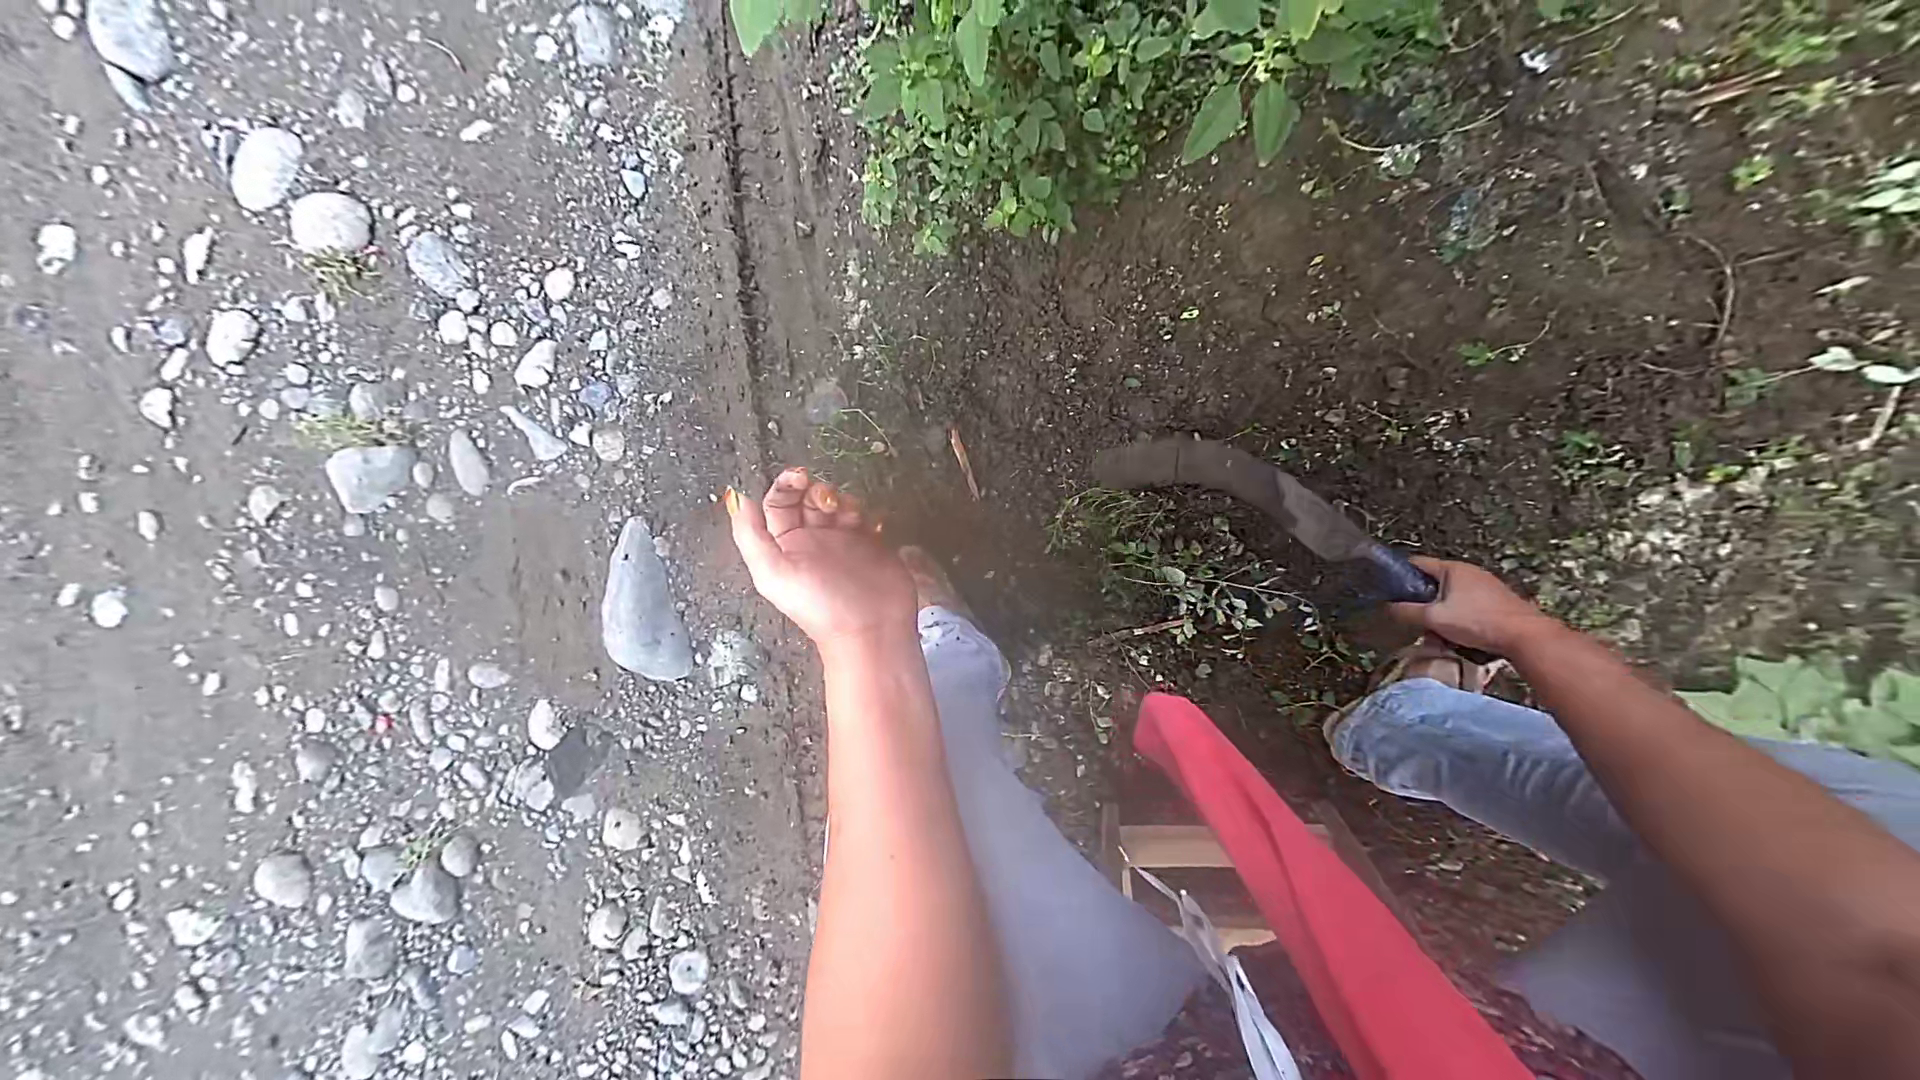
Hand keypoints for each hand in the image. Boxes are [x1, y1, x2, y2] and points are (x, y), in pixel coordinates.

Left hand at [726, 468, 917, 651]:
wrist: (870, 629)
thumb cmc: (821, 608)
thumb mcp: (772, 573)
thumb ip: (749, 535)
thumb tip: (735, 498)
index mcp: (784, 546)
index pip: (777, 503)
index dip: (785, 486)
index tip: (798, 477)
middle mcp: (812, 541)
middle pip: (809, 498)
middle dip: (817, 490)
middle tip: (827, 499)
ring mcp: (843, 540)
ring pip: (839, 503)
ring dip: (844, 499)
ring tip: (850, 514)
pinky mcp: (871, 543)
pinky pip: (868, 514)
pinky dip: (868, 511)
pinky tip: (868, 523)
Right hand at [1387, 556, 1560, 654]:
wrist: (1527, 638)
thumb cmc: (1478, 622)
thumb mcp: (1432, 618)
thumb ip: (1405, 612)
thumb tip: (1387, 608)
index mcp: (1453, 569)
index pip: (1416, 563)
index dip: (1399, 575)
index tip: (1389, 591)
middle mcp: (1471, 572)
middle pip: (1433, 582)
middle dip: (1421, 600)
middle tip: (1414, 617)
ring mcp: (1487, 586)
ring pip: (1450, 596)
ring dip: (1440, 611)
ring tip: (1437, 631)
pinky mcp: (1498, 601)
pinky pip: (1467, 605)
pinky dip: (1458, 617)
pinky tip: (1459, 634)